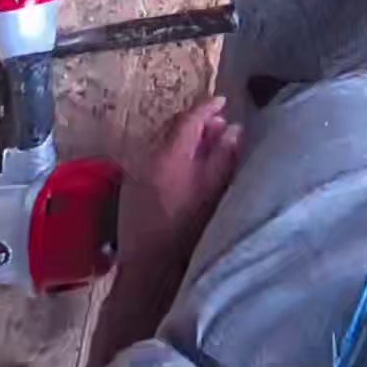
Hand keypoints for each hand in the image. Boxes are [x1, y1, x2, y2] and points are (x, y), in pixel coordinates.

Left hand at [117, 95, 242, 266]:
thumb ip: (224, 157)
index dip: (207, 106)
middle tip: (219, 125)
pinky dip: (172, 148)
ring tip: (205, 144)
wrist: (148, 265)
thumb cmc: (184, 230)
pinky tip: (184, 162)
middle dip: (197, 119)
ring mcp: (138, 165)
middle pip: (175, 124)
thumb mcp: (211, 192)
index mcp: (170, 152)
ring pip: (164, 137)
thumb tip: (234, 129)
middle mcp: (150, 152)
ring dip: (184, 134)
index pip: (189, 118)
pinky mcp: (132, 180)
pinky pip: (155, 151)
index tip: (223, 100)